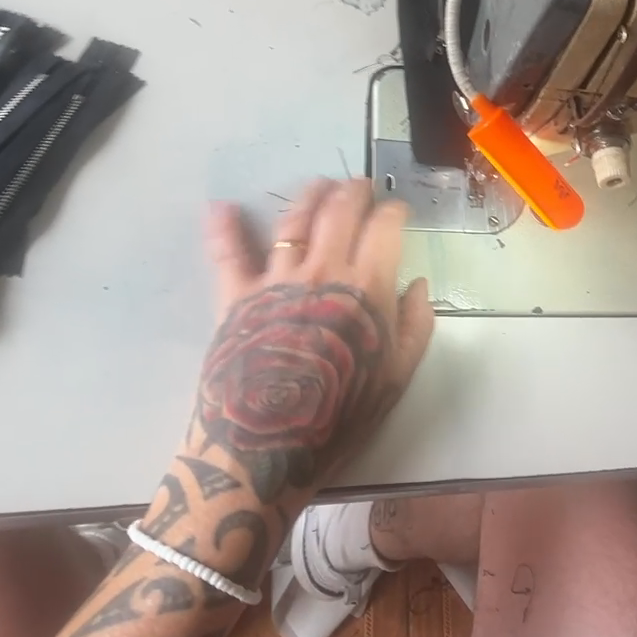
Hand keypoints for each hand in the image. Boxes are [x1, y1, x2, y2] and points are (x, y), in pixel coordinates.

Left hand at [130, 179, 432, 589]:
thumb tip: (416, 284)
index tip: (398, 209)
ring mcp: (276, 280)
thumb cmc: (338, 417)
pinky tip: (219, 206)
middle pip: (339, 211)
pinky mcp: (235, 297)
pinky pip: (228, 254)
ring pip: (293, 221)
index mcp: (367, 287)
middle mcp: (322, 270)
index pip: (385, 227)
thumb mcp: (397, 378)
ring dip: (309, 196)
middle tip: (360, 186)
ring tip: (319, 186)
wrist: (263, 451)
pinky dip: (222, 228)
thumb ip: (416, 327)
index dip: (394, 210)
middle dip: (354, 191)